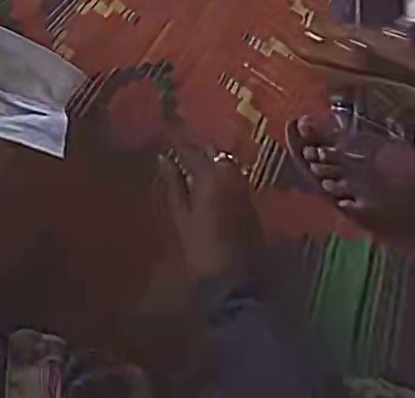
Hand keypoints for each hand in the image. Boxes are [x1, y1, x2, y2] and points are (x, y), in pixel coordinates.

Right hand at [157, 140, 259, 284]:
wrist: (234, 281)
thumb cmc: (200, 249)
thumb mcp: (181, 216)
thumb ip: (174, 183)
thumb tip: (165, 158)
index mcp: (210, 176)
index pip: (190, 150)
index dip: (177, 140)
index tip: (165, 131)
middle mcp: (230, 175)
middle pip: (210, 151)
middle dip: (194, 147)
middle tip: (176, 147)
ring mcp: (242, 185)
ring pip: (223, 161)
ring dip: (207, 158)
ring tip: (190, 162)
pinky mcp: (249, 198)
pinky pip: (232, 174)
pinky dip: (219, 171)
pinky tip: (207, 179)